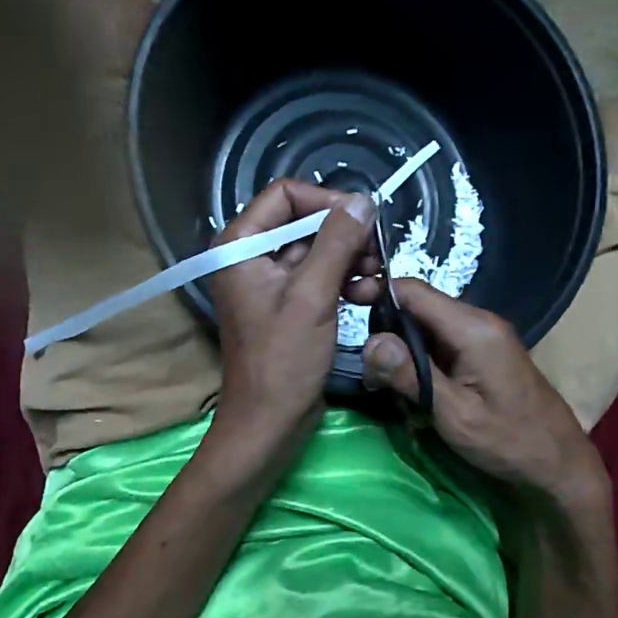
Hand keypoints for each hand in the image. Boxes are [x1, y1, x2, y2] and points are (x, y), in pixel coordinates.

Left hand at [208, 180, 377, 453]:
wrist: (268, 422)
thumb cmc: (282, 360)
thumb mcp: (313, 295)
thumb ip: (336, 242)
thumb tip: (362, 199)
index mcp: (239, 245)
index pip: (285, 195)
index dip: (326, 201)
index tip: (364, 221)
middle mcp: (249, 256)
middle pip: (304, 221)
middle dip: (344, 235)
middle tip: (378, 254)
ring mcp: (268, 281)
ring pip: (316, 249)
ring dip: (350, 259)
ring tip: (377, 277)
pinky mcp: (287, 303)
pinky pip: (318, 276)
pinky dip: (344, 280)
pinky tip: (369, 294)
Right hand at [361, 279, 607, 503]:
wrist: (559, 465)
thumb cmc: (509, 441)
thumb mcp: (454, 414)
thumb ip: (411, 376)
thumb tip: (370, 342)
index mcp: (473, 328)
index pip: (414, 291)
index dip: (377, 291)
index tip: (345, 304)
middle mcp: (478, 322)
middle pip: (417, 309)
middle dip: (388, 337)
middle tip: (372, 376)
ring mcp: (482, 338)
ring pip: (424, 330)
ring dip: (404, 358)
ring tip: (396, 395)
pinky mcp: (481, 355)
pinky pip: (439, 347)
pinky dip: (421, 368)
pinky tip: (419, 401)